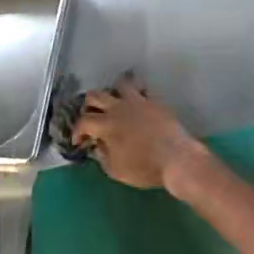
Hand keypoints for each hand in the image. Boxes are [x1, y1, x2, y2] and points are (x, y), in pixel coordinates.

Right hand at [71, 74, 207, 190]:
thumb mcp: (115, 169)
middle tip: (91, 117)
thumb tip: (97, 144)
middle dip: (88, 105)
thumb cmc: (144, 167)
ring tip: (114, 102)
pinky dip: (135, 94)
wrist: (176, 158)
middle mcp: (118, 107)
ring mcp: (138, 101)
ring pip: (119, 84)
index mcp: (106, 124)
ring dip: (112, 91)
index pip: (83, 121)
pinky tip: (136, 105)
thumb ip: (102, 155)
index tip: (79, 141)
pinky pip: (141, 90)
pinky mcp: (154, 101)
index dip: (77, 131)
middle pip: (95, 95)